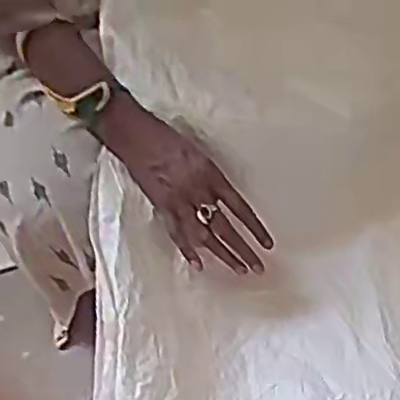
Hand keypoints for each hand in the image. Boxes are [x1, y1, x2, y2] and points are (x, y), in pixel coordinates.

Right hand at [97, 95, 273, 273]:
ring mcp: (180, 200)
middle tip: (259, 268)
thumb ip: (214, 180)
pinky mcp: (162, 205)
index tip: (268, 245)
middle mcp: (199, 191)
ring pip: (206, 235)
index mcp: (212, 176)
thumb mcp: (200, 155)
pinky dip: (187, 250)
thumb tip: (227, 202)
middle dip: (244, 250)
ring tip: (241, 270)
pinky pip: (177, 232)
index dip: (255, 229)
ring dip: (224, 255)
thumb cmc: (166, 138)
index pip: (241, 209)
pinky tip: (199, 265)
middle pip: (227, 228)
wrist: (131, 129)